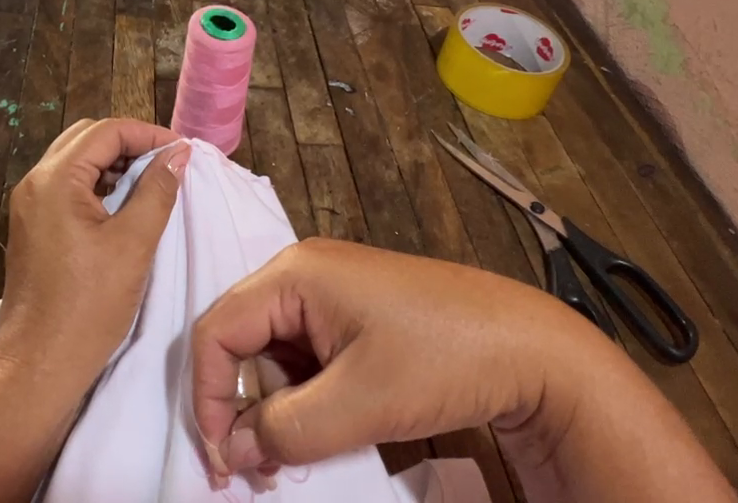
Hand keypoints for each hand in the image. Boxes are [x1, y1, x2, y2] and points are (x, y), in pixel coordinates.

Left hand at [0, 118, 190, 391]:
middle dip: (130, 144)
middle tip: (168, 164)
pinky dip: (99, 186)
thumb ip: (157, 191)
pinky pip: (68, 188)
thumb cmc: (88, 306)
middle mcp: (35, 182)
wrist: (37, 368)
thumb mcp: (133, 245)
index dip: (148, 134)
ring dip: (115, 164)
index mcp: (55, 179)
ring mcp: (30, 206)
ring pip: (77, 162)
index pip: (106, 131)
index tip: (182, 152)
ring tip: (154, 183)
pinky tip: (126, 207)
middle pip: (87, 139)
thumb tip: (178, 154)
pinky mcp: (34, 228)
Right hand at [191, 238, 622, 480]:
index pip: (218, 329)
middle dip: (242, 405)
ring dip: (274, 404)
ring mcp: (330, 289)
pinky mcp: (353, 311)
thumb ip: (286, 430)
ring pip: (273, 350)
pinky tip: (326, 427)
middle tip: (258, 466)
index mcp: (295, 274)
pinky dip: (304, 394)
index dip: (207, 395)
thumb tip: (233, 450)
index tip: (222, 460)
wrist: (531, 346)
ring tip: (295, 454)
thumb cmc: (442, 361)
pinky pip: (305, 352)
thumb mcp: (361, 404)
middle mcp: (303, 272)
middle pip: (242, 338)